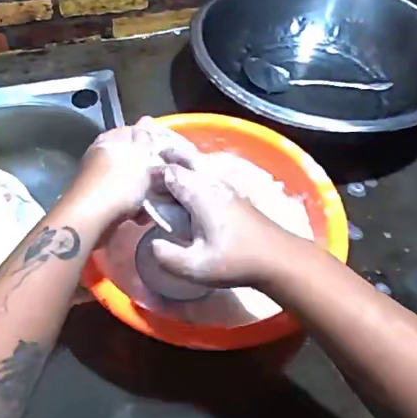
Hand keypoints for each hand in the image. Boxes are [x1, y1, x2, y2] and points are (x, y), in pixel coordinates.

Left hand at [67, 118, 194, 229]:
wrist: (92, 218)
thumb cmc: (119, 182)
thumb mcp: (139, 155)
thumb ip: (145, 137)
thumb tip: (146, 119)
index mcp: (110, 139)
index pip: (134, 131)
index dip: (153, 141)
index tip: (169, 154)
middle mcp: (102, 156)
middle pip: (133, 159)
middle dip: (150, 169)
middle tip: (167, 178)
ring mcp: (99, 179)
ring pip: (129, 181)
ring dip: (144, 191)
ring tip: (158, 200)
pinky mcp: (100, 201)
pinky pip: (123, 200)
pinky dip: (133, 207)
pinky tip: (142, 215)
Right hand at [147, 162, 308, 288]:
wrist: (279, 259)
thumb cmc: (237, 261)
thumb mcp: (197, 267)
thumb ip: (169, 257)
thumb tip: (153, 245)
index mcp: (202, 196)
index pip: (172, 174)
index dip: (154, 173)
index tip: (138, 176)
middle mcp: (214, 186)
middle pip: (189, 160)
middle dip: (170, 155)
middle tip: (153, 150)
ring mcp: (228, 189)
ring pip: (201, 167)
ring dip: (184, 162)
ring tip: (168, 161)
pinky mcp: (236, 198)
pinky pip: (210, 178)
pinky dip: (196, 174)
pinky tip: (192, 185)